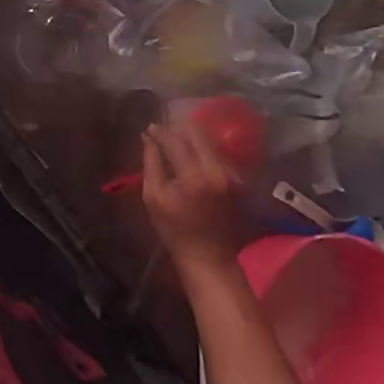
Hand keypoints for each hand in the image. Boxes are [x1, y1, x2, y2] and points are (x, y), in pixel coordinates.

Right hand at [141, 122, 240, 271]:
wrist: (209, 255)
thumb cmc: (174, 228)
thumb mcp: (153, 196)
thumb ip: (152, 164)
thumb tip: (148, 139)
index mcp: (194, 175)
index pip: (176, 141)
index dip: (160, 132)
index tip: (148, 128)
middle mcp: (217, 170)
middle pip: (198, 135)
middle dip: (177, 129)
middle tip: (160, 132)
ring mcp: (230, 174)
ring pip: (209, 142)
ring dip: (189, 137)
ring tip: (171, 141)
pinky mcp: (235, 179)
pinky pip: (216, 153)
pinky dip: (200, 148)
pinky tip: (187, 154)